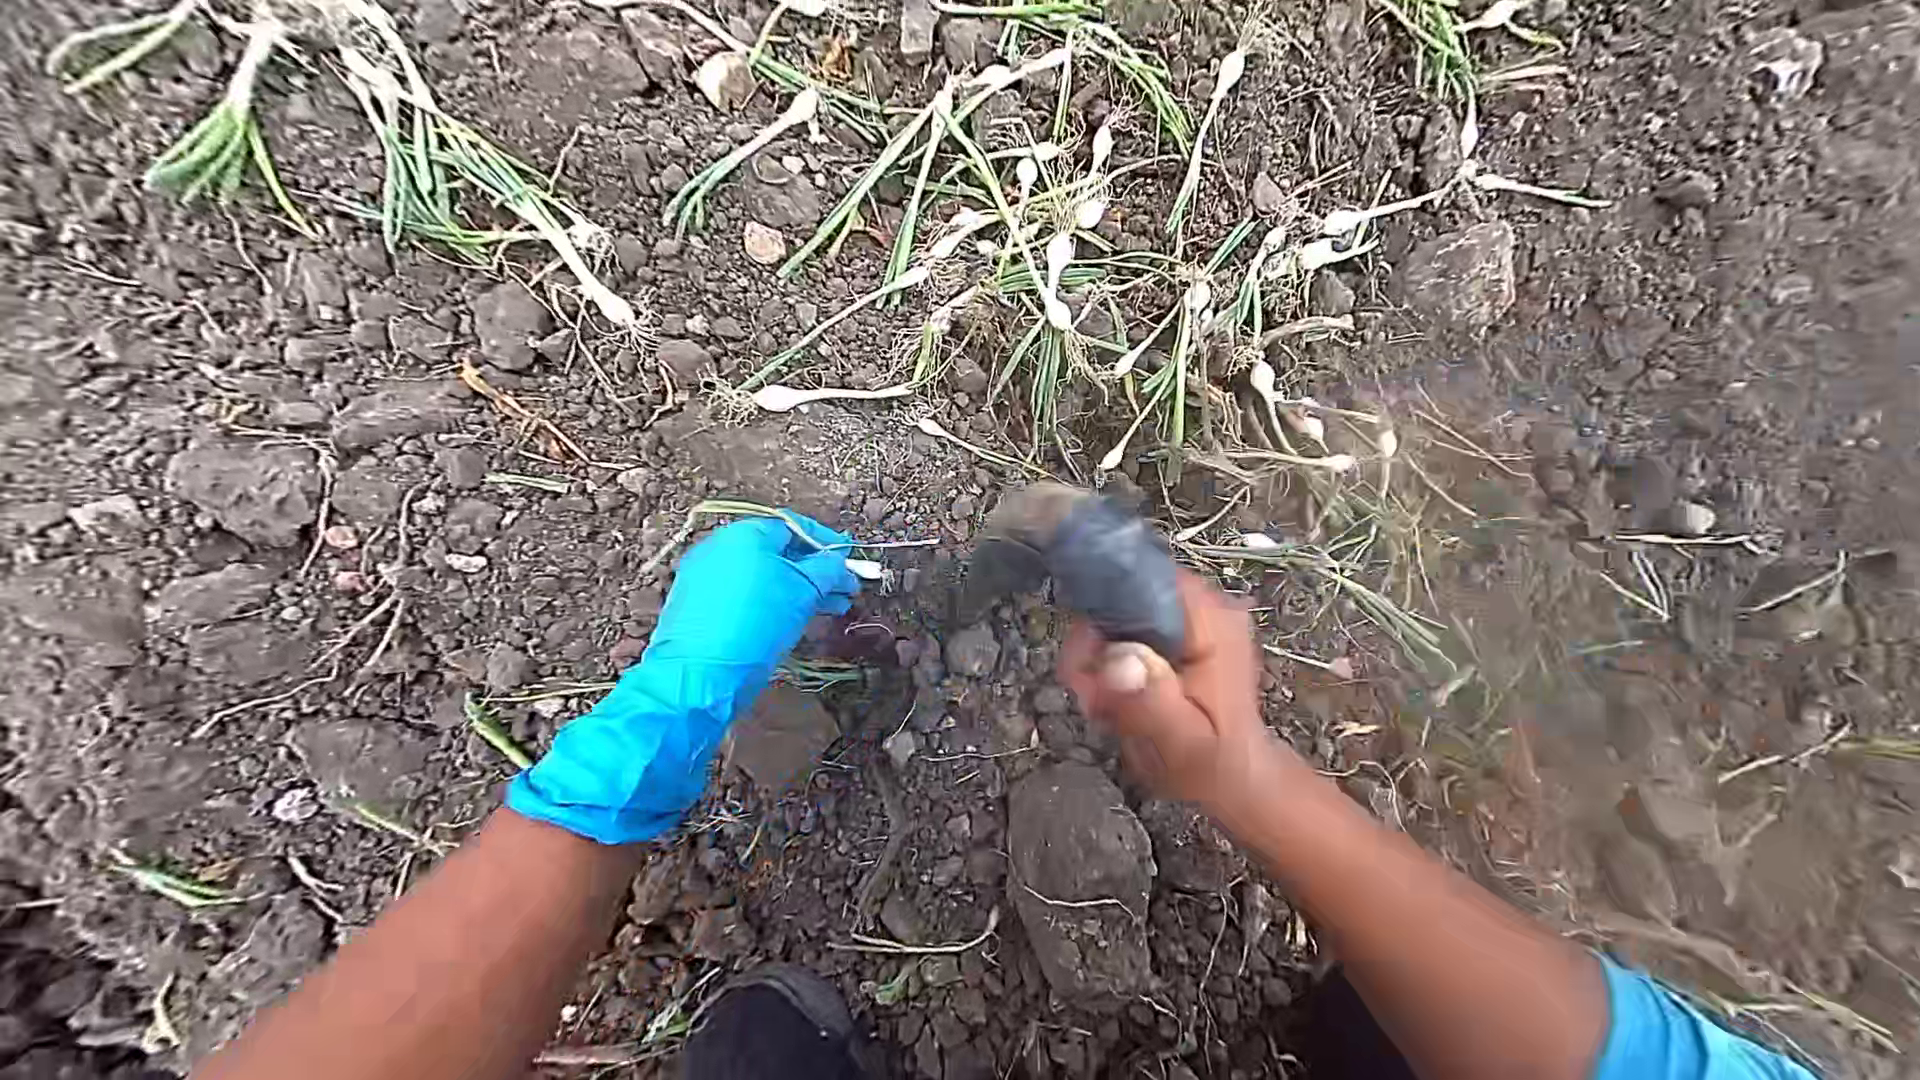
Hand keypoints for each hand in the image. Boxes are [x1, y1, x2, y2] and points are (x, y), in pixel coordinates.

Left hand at [508, 514, 858, 842]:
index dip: (826, 541)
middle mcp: (721, 549)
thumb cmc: (756, 624)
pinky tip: (797, 619)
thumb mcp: (803, 591)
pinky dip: (775, 601)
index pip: (792, 526)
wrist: (699, 677)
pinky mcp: (702, 606)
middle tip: (844, 590)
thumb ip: (828, 570)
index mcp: (744, 535)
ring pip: (765, 575)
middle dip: (817, 570)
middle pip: (779, 551)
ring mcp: (707, 577)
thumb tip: (840, 563)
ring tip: (830, 608)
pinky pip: (747, 594)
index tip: (849, 559)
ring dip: (801, 588)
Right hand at [1059, 571, 1279, 817]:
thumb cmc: (1215, 766)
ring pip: (1111, 617)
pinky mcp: (1168, 635)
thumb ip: (1152, 702)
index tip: (1088, 660)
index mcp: (1213, 622)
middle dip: (1092, 645)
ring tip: (1101, 707)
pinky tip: (1110, 699)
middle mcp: (1201, 609)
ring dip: (1093, 661)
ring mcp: (1184, 621)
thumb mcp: (1184, 744)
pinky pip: (1117, 633)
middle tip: (1090, 696)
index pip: (1143, 577)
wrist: (1231, 782)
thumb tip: (1117, 659)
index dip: (1102, 610)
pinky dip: (1104, 665)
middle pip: (1120, 597)